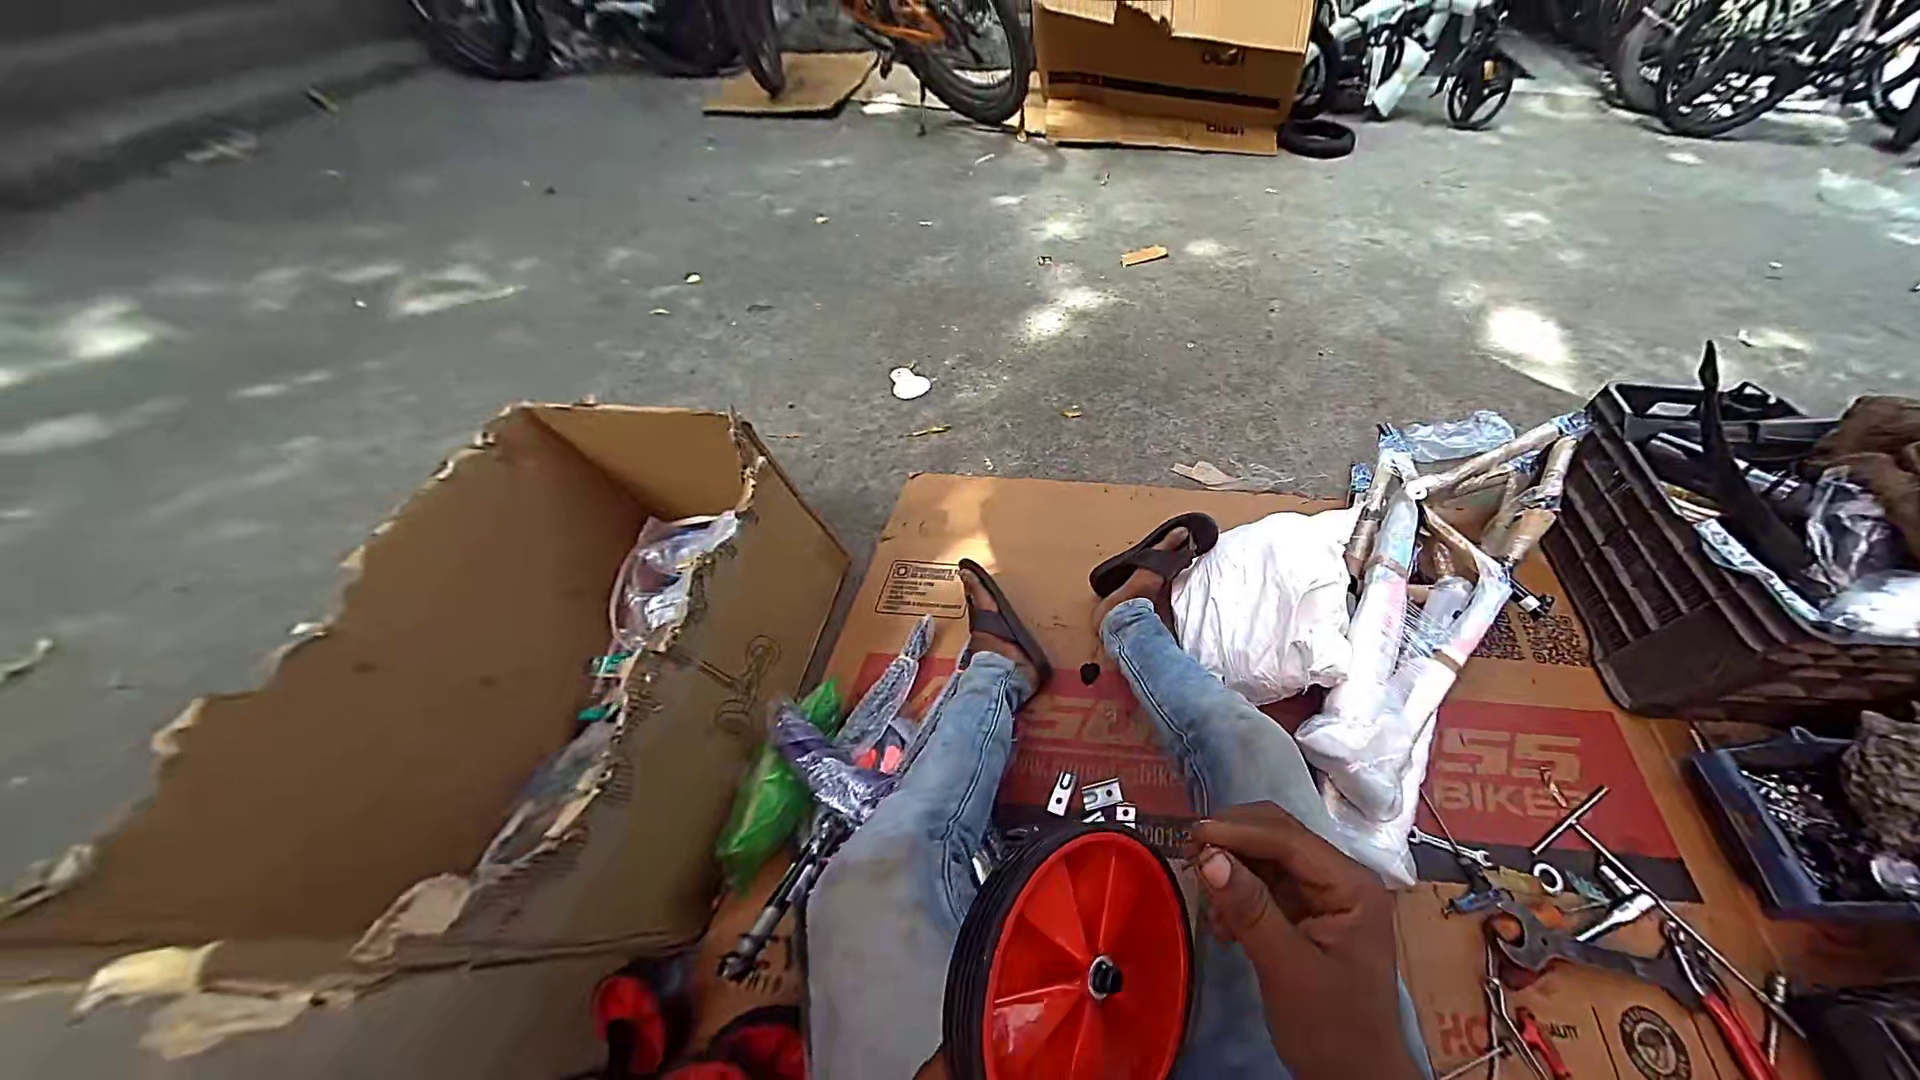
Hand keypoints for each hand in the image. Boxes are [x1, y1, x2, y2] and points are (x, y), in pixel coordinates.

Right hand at [1192, 802, 1423, 1079]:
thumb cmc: (1334, 1030)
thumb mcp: (1289, 970)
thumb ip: (1250, 909)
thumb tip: (1208, 856)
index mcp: (1351, 885)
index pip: (1288, 838)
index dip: (1238, 831)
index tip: (1193, 837)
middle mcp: (1338, 876)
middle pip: (1275, 833)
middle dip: (1231, 841)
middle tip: (1191, 856)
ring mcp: (1320, 890)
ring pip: (1262, 851)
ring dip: (1229, 866)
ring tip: (1209, 900)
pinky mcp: (1301, 906)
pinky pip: (1259, 877)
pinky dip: (1235, 888)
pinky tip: (1222, 920)